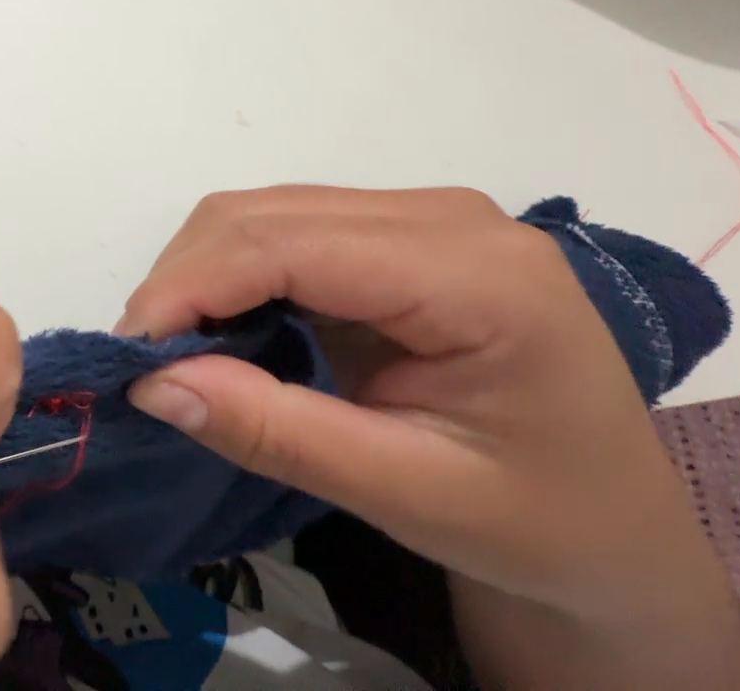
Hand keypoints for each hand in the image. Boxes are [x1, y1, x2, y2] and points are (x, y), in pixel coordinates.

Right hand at [117, 187, 739, 688]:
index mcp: (477, 275)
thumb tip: (150, 383)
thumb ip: (276, 433)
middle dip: (180, 282)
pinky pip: (277, 232)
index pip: (286, 245)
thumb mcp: (408, 495)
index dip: (188, 288)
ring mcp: (419, 217)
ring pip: (256, 214)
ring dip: (196, 276)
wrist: (611, 526)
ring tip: (177, 351)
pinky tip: (222, 330)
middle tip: (145, 363)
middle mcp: (444, 217)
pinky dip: (226, 276)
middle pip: (259, 215)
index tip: (127, 354)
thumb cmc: (535, 524)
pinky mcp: (391, 233)